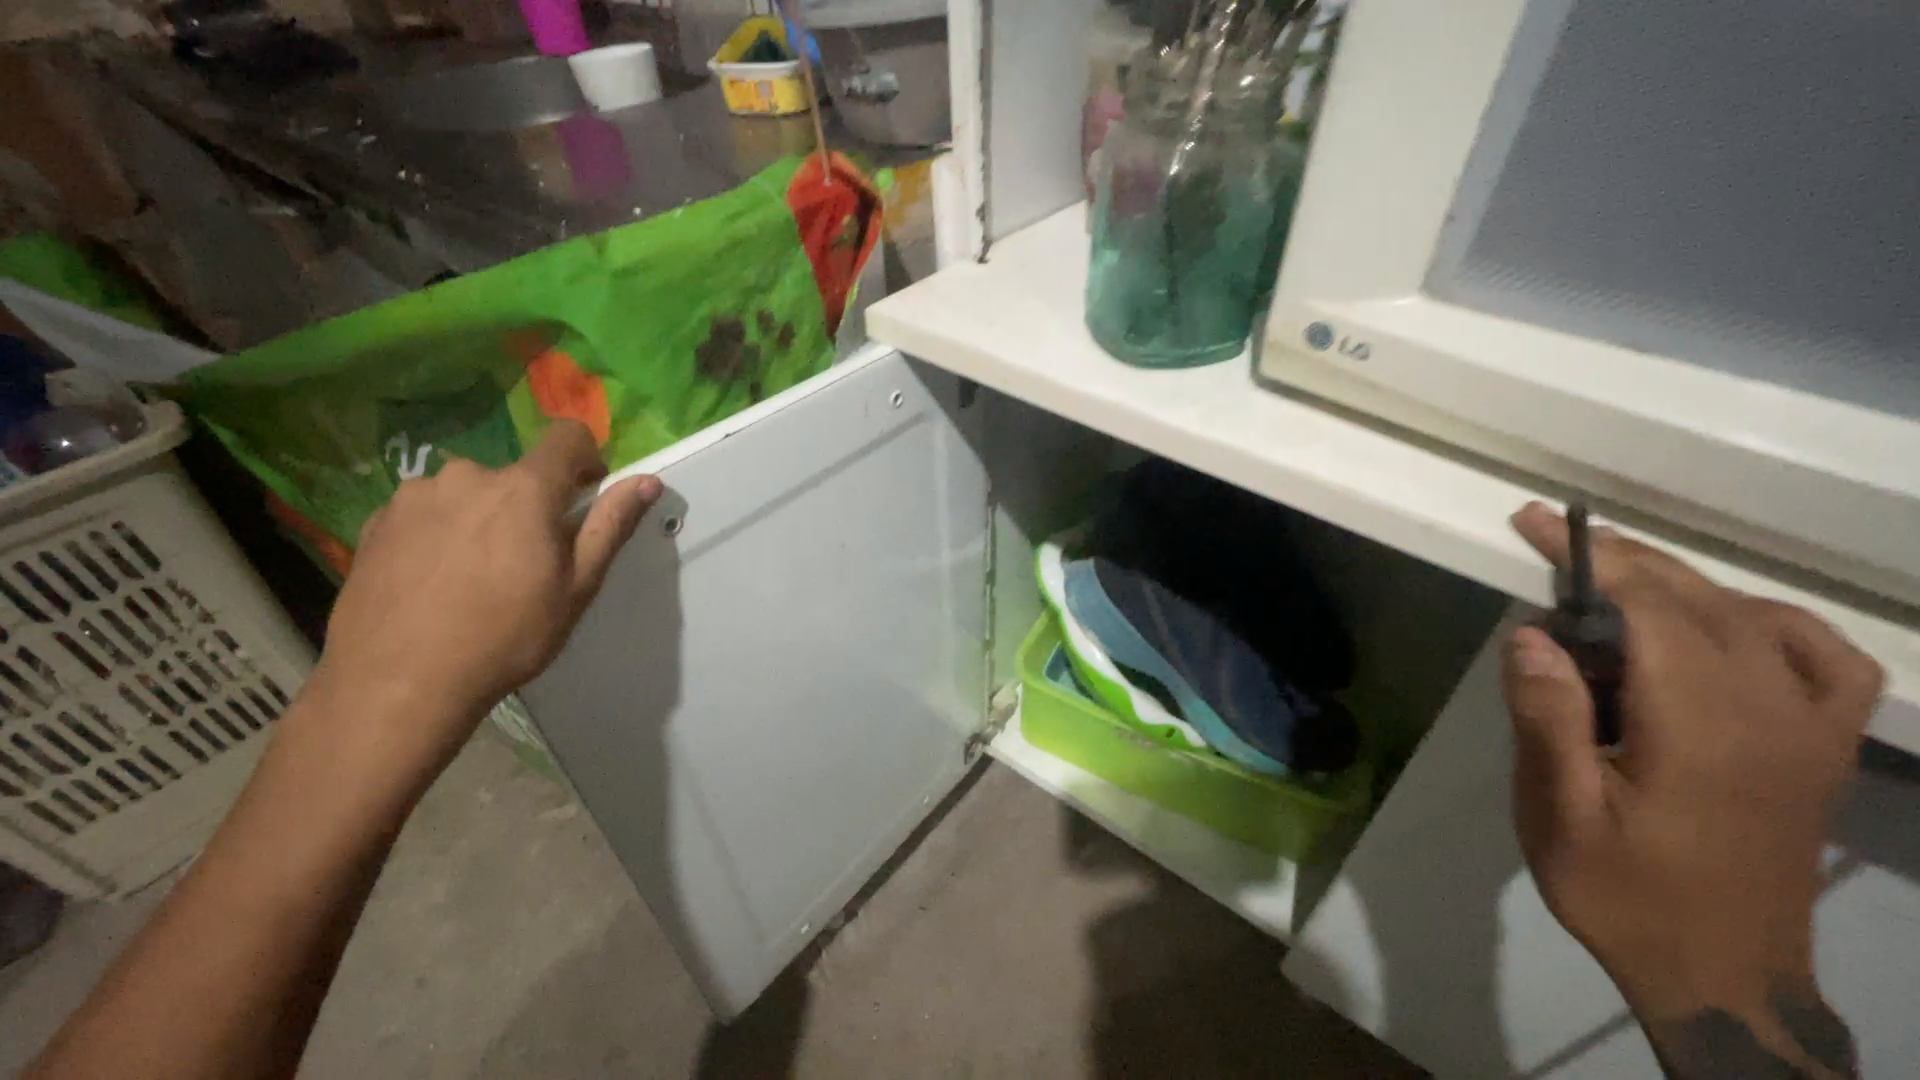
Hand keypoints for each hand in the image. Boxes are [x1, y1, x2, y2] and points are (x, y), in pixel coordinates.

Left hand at [306, 421, 661, 787]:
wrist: (399, 682)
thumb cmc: (506, 636)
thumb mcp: (577, 587)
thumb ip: (611, 525)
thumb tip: (647, 481)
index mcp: (524, 488)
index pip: (567, 437)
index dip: (586, 458)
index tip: (585, 495)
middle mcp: (467, 476)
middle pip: (515, 474)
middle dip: (529, 503)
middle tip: (528, 560)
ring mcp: (415, 495)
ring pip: (467, 492)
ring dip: (482, 516)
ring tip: (475, 574)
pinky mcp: (378, 520)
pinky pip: (426, 511)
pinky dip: (441, 531)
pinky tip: (436, 580)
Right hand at [1502, 502, 1879, 1075]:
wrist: (1721, 973)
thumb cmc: (1623, 894)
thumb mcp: (1560, 815)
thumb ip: (1550, 721)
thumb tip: (1532, 635)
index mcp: (1701, 730)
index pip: (1650, 609)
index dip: (1592, 559)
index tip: (1535, 525)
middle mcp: (1770, 715)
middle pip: (1698, 602)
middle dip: (1623, 561)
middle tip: (1553, 540)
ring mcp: (1809, 730)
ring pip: (1751, 618)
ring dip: (1679, 584)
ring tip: (1612, 583)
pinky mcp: (1821, 748)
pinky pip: (1824, 659)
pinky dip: (1773, 623)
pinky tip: (1727, 625)